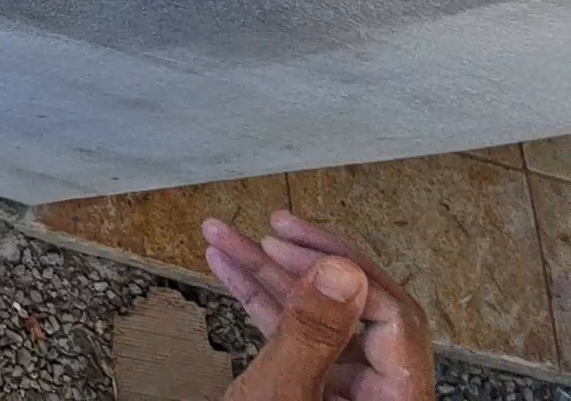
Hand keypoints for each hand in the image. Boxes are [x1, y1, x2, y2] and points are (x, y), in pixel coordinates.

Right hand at [204, 210, 435, 400]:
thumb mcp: (282, 392)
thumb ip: (311, 332)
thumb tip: (343, 269)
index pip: (393, 316)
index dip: (339, 269)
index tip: (281, 238)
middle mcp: (385, 395)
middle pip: (356, 309)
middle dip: (302, 261)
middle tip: (265, 225)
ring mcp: (347, 391)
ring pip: (313, 315)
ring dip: (262, 271)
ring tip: (216, 232)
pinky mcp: (312, 388)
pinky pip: (289, 331)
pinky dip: (253, 296)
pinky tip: (221, 264)